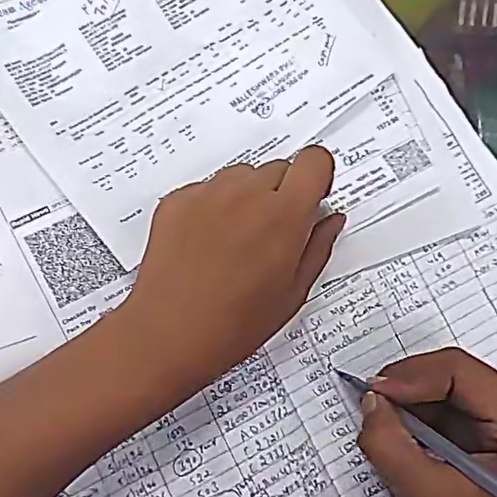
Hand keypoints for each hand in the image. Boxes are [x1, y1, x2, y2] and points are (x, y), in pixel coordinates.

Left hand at [115, 146, 344, 386]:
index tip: (312, 194)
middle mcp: (245, 196)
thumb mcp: (290, 295)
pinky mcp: (176, 202)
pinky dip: (209, 208)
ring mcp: (207, 196)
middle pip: (277, 168)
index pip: (314, 161)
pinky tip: (207, 245)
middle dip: (281, 194)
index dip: (317, 177)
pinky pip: (203, 190)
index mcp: (283, 216)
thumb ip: (316, 248)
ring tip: (235, 243)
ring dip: (244, 198)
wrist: (168, 334)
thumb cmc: (227, 325)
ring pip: (239, 177)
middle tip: (271, 233)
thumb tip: (329, 222)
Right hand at [355, 348, 496, 496]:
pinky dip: (417, 428)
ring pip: (446, 398)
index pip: (460, 372)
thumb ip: (392, 446)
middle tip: (371, 408)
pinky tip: (401, 447)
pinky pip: (446, 421)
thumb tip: (370, 405)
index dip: (410, 377)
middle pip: (453, 379)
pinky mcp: (490, 449)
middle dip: (407, 392)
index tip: (374, 395)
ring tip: (384, 433)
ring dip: (409, 411)